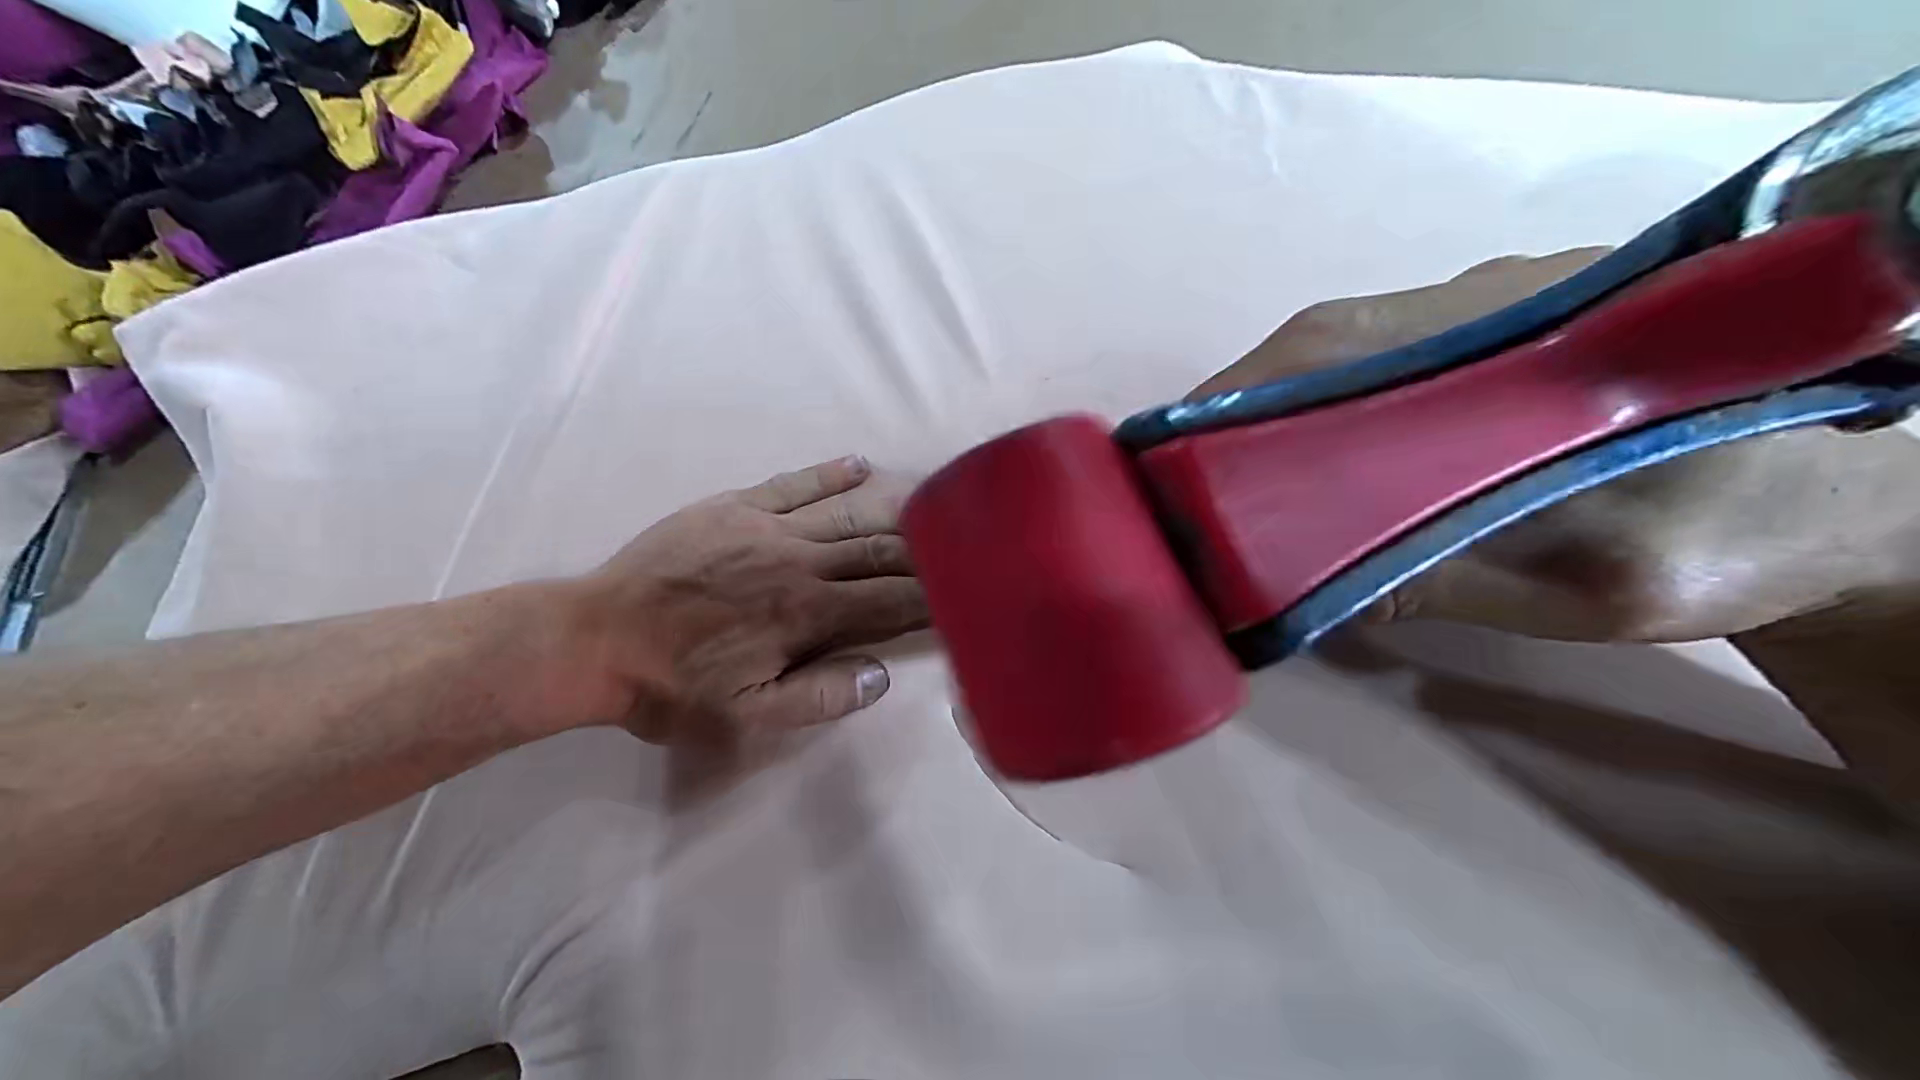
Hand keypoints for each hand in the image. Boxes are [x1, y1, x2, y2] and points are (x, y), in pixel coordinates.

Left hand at [565, 456, 927, 743]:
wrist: (594, 638)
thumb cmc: (673, 687)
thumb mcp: (745, 719)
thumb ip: (819, 699)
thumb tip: (881, 674)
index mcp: (806, 614)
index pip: (889, 601)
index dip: (931, 597)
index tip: (962, 592)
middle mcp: (798, 561)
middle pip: (878, 551)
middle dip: (924, 551)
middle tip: (958, 546)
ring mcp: (766, 527)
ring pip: (846, 514)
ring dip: (892, 511)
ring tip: (929, 506)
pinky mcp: (734, 507)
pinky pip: (792, 483)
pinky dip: (830, 474)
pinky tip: (859, 464)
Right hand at [1198, 251, 1919, 641]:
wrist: (1862, 484)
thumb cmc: (1724, 534)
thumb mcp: (1583, 582)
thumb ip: (1432, 580)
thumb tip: (1289, 597)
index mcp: (1490, 344)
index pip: (1307, 365)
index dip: (1226, 424)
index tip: (1172, 486)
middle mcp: (1461, 302)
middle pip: (1294, 355)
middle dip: (1222, 428)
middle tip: (1182, 502)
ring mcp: (1466, 307)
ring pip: (1316, 357)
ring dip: (1256, 422)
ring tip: (1221, 491)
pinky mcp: (1475, 327)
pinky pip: (1354, 363)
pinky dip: (1302, 413)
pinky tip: (1296, 461)